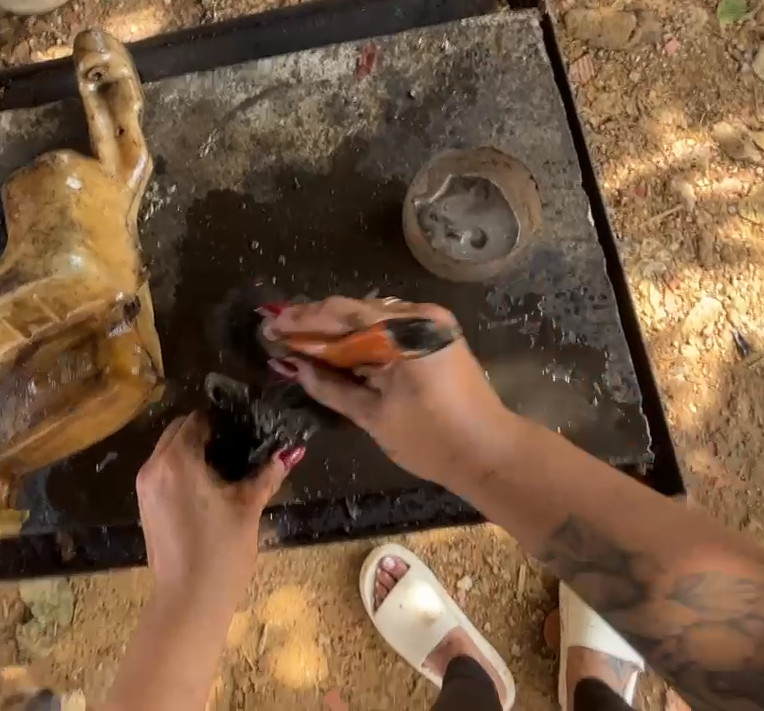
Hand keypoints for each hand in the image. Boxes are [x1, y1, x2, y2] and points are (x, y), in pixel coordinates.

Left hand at [135, 412, 299, 608]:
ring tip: (224, 466)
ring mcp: (144, 486)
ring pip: (168, 450)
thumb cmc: (221, 552)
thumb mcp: (247, 508)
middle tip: (236, 446)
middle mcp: (154, 465)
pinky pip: (162, 470)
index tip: (243, 429)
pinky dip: (180, 468)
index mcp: (177, 459)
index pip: (198, 419)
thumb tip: (291, 451)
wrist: (188, 602)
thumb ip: (267, 474)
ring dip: (192, 450)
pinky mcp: (144, 504)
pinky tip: (206, 486)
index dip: (222, 421)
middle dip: (205, 433)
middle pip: (179, 430)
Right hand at [267, 297, 517, 487]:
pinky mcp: (436, 332)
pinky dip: (361, 334)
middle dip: (315, 321)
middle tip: (278, 328)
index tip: (270, 324)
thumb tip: (294, 366)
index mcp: (404, 332)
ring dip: (337, 327)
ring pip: (370, 315)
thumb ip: (331, 386)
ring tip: (300, 336)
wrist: (492, 453)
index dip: (302, 320)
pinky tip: (337, 344)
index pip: (341, 314)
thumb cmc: (432, 440)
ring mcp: (430, 321)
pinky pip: (388, 324)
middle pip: (354, 309)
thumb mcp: (373, 416)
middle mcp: (418, 315)